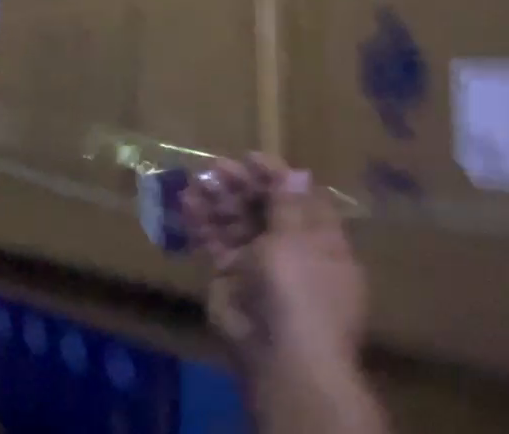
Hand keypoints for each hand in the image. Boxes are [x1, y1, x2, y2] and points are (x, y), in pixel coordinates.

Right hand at [184, 157, 365, 373]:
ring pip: (236, 222)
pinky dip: (200, 221)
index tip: (249, 158)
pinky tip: (185, 202)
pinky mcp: (230, 274)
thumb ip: (289, 205)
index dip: (278, 178)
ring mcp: (259, 264)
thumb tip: (297, 172)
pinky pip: (214, 240)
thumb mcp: (297, 242)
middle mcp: (292, 251)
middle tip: (214, 167)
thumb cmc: (299, 290)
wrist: (278, 350)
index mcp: (323, 245)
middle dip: (241, 186)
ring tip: (194, 180)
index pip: (302, 202)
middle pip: (265, 209)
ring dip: (216, 200)